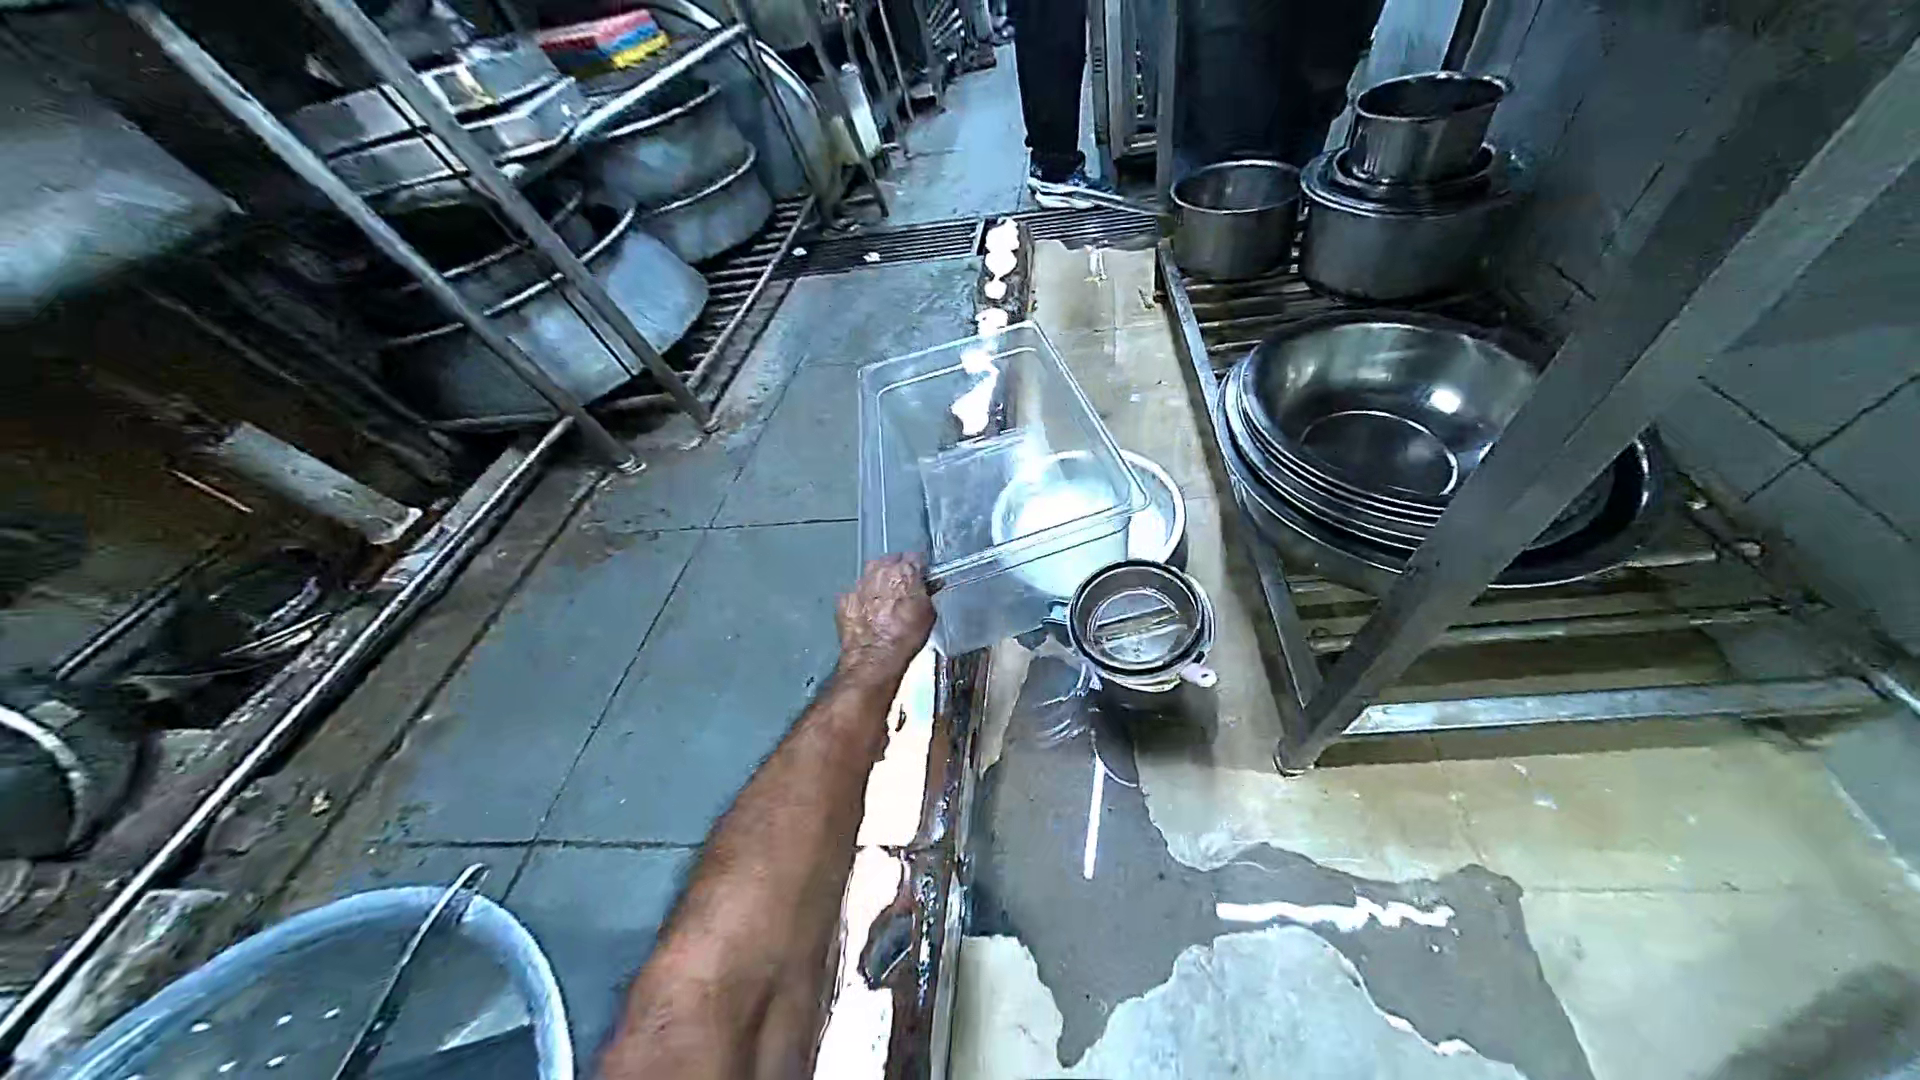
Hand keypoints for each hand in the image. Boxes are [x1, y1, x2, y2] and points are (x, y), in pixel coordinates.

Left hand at [835, 554, 934, 682]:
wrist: (874, 658)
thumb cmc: (903, 638)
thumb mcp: (928, 613)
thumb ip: (926, 593)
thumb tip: (926, 589)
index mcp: (904, 571)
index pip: (914, 558)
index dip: (918, 568)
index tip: (920, 576)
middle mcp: (879, 572)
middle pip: (889, 561)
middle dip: (896, 572)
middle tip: (902, 590)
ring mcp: (859, 584)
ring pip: (870, 574)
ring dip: (878, 584)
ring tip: (884, 603)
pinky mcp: (845, 599)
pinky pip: (856, 593)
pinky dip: (862, 600)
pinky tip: (869, 615)